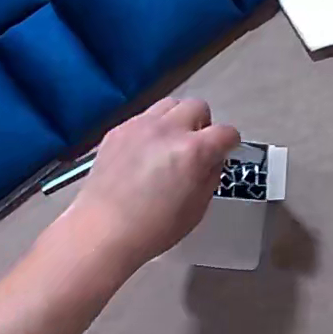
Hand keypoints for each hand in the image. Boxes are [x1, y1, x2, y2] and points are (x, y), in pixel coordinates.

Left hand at [65, 98, 239, 275]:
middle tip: (196, 146)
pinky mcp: (118, 130)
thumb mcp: (197, 209)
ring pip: (169, 104)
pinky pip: (143, 117)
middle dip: (202, 124)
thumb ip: (210, 176)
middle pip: (197, 106)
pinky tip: (144, 152)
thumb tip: (212, 159)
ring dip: (176, 120)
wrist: (103, 228)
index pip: (225, 131)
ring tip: (169, 144)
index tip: (225, 149)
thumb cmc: (152, 228)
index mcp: (193, 151)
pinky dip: (150, 128)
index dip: (229, 143)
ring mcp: (139, 126)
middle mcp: (167, 129)